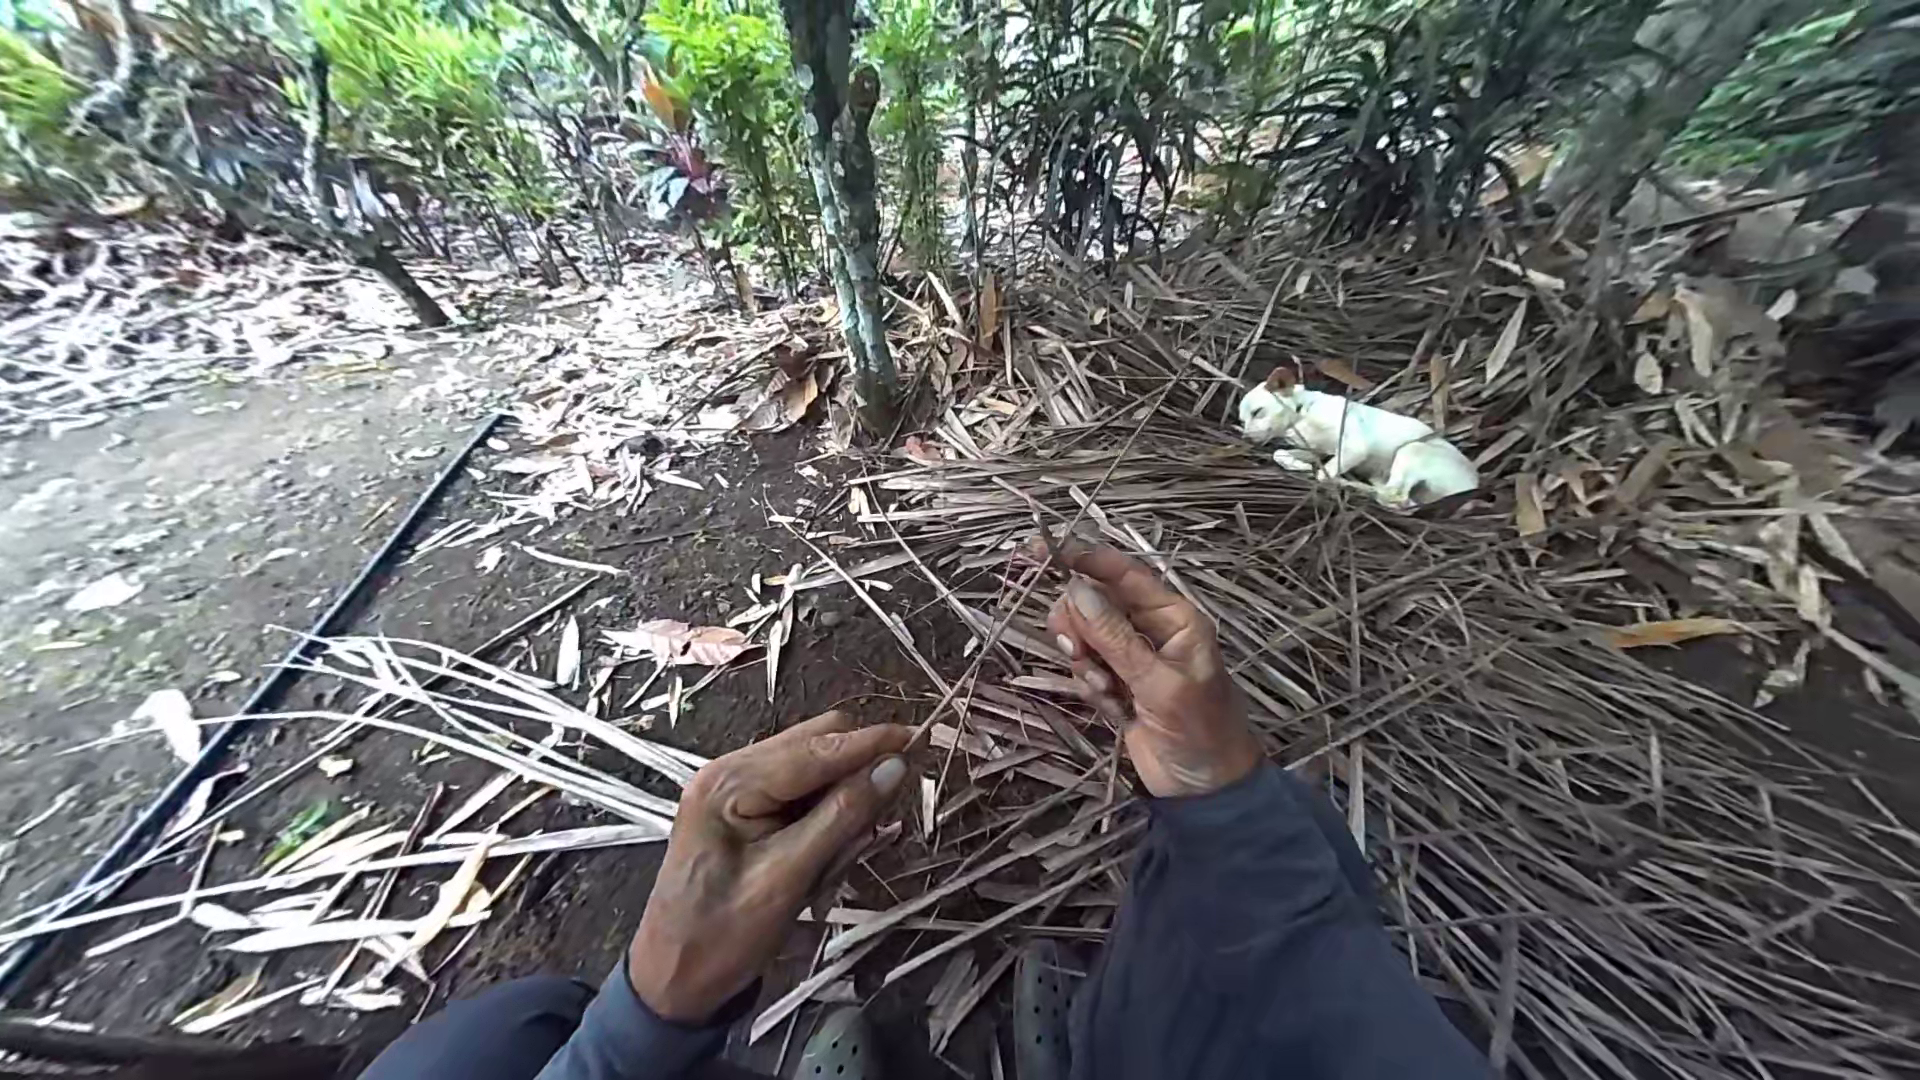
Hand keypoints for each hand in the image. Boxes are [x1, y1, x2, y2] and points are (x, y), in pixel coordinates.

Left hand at [627, 710, 908, 1021]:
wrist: (670, 986)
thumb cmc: (721, 939)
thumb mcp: (787, 879)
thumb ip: (843, 816)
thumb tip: (895, 766)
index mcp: (731, 781)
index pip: (818, 748)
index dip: (872, 742)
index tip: (918, 738)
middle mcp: (734, 766)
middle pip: (818, 741)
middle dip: (857, 770)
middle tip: (883, 812)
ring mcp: (740, 780)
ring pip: (817, 761)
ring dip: (844, 794)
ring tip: (839, 855)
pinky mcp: (750, 799)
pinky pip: (806, 785)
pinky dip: (828, 809)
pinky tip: (827, 850)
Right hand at [1039, 540, 1261, 797]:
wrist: (1207, 792)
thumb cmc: (1200, 731)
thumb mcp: (1159, 684)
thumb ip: (1116, 638)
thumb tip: (1076, 591)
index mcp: (1172, 617)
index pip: (1122, 574)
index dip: (1084, 559)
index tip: (1043, 551)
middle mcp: (1148, 629)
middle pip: (1093, 603)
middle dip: (1079, 627)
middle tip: (1076, 652)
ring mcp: (1128, 657)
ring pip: (1083, 636)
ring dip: (1085, 662)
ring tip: (1106, 691)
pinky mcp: (1114, 683)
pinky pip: (1084, 667)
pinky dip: (1090, 686)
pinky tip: (1113, 708)